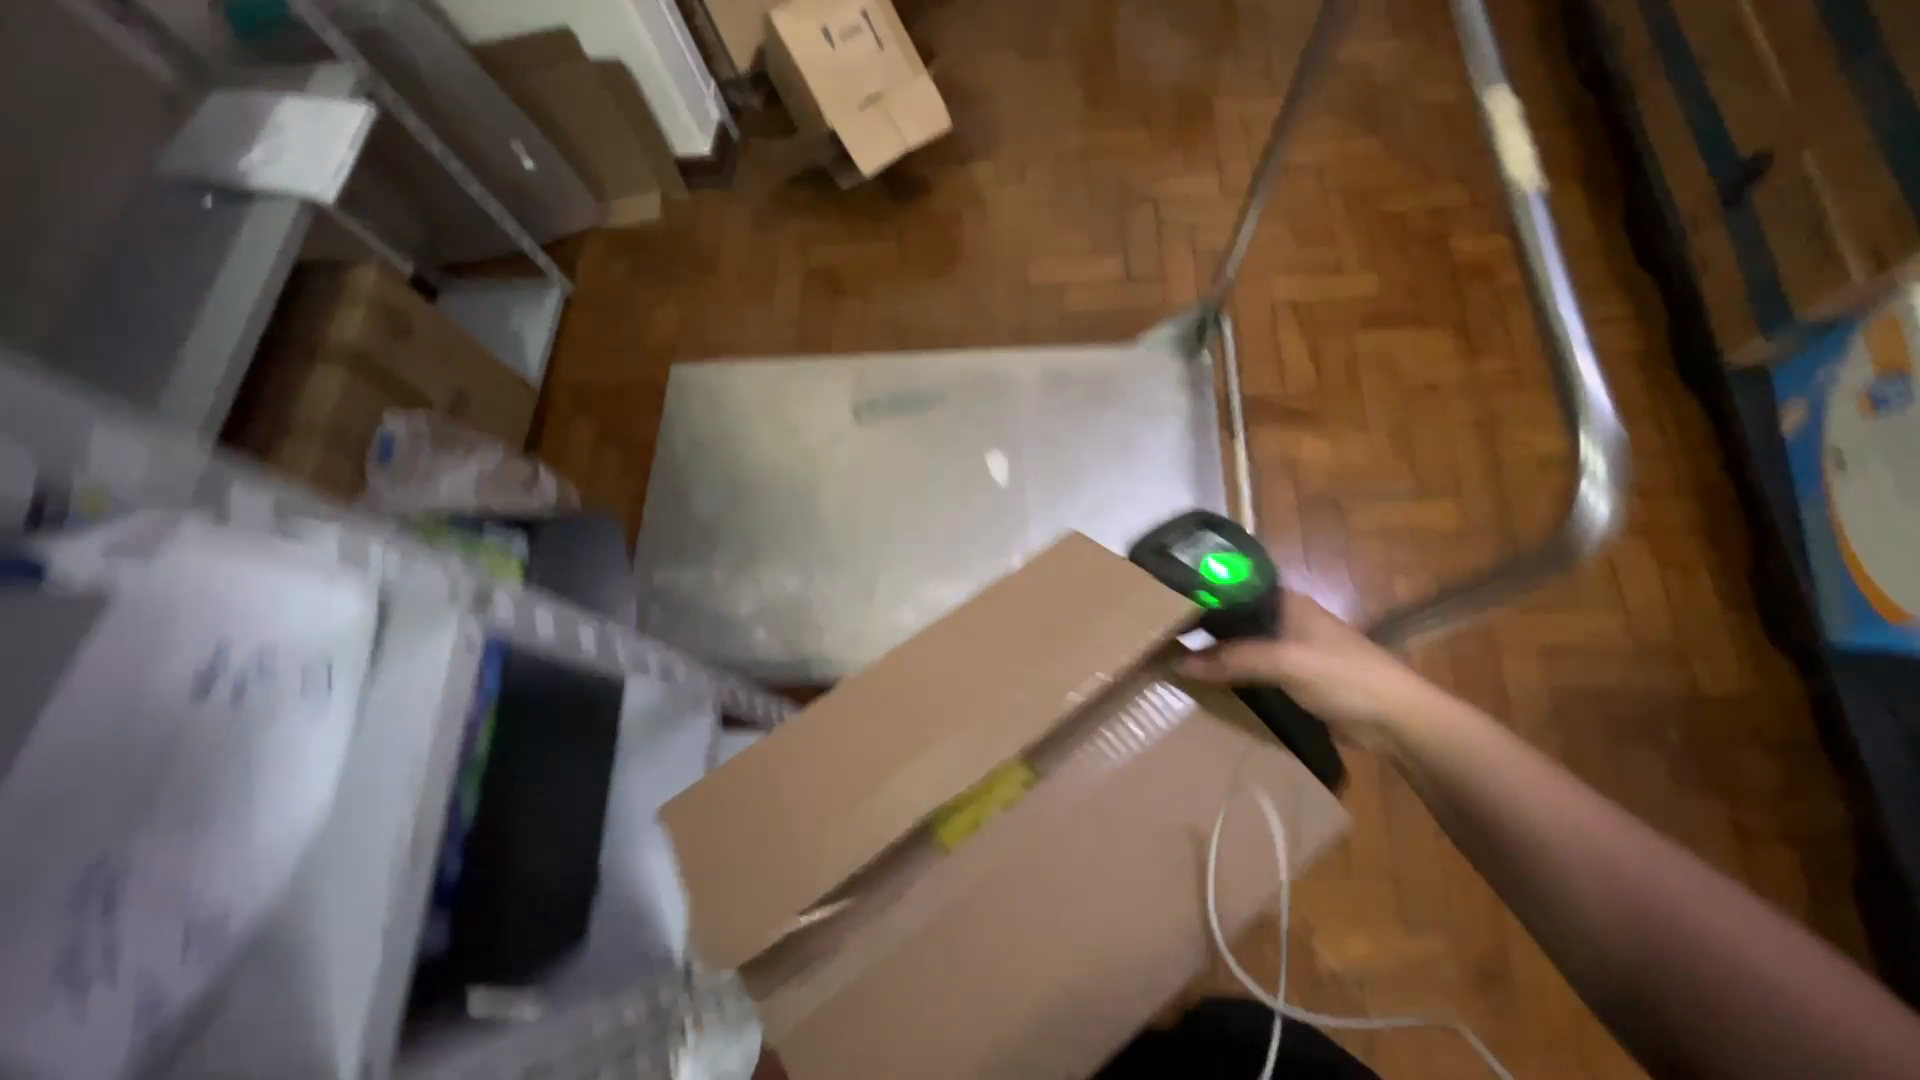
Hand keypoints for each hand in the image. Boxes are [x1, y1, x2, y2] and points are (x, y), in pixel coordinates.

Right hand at [1176, 591, 1448, 747]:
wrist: (1395, 721)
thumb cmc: (1344, 676)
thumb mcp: (1284, 662)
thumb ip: (1233, 660)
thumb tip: (1177, 663)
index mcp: (1285, 603)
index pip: (1231, 589)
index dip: (1199, 596)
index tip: (1161, 607)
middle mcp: (1283, 621)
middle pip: (1232, 622)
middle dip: (1200, 632)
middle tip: (1157, 642)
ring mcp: (1287, 653)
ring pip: (1239, 650)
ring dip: (1214, 660)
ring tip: (1170, 666)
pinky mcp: (1291, 682)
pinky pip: (1250, 676)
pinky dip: (1229, 681)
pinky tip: (1204, 689)